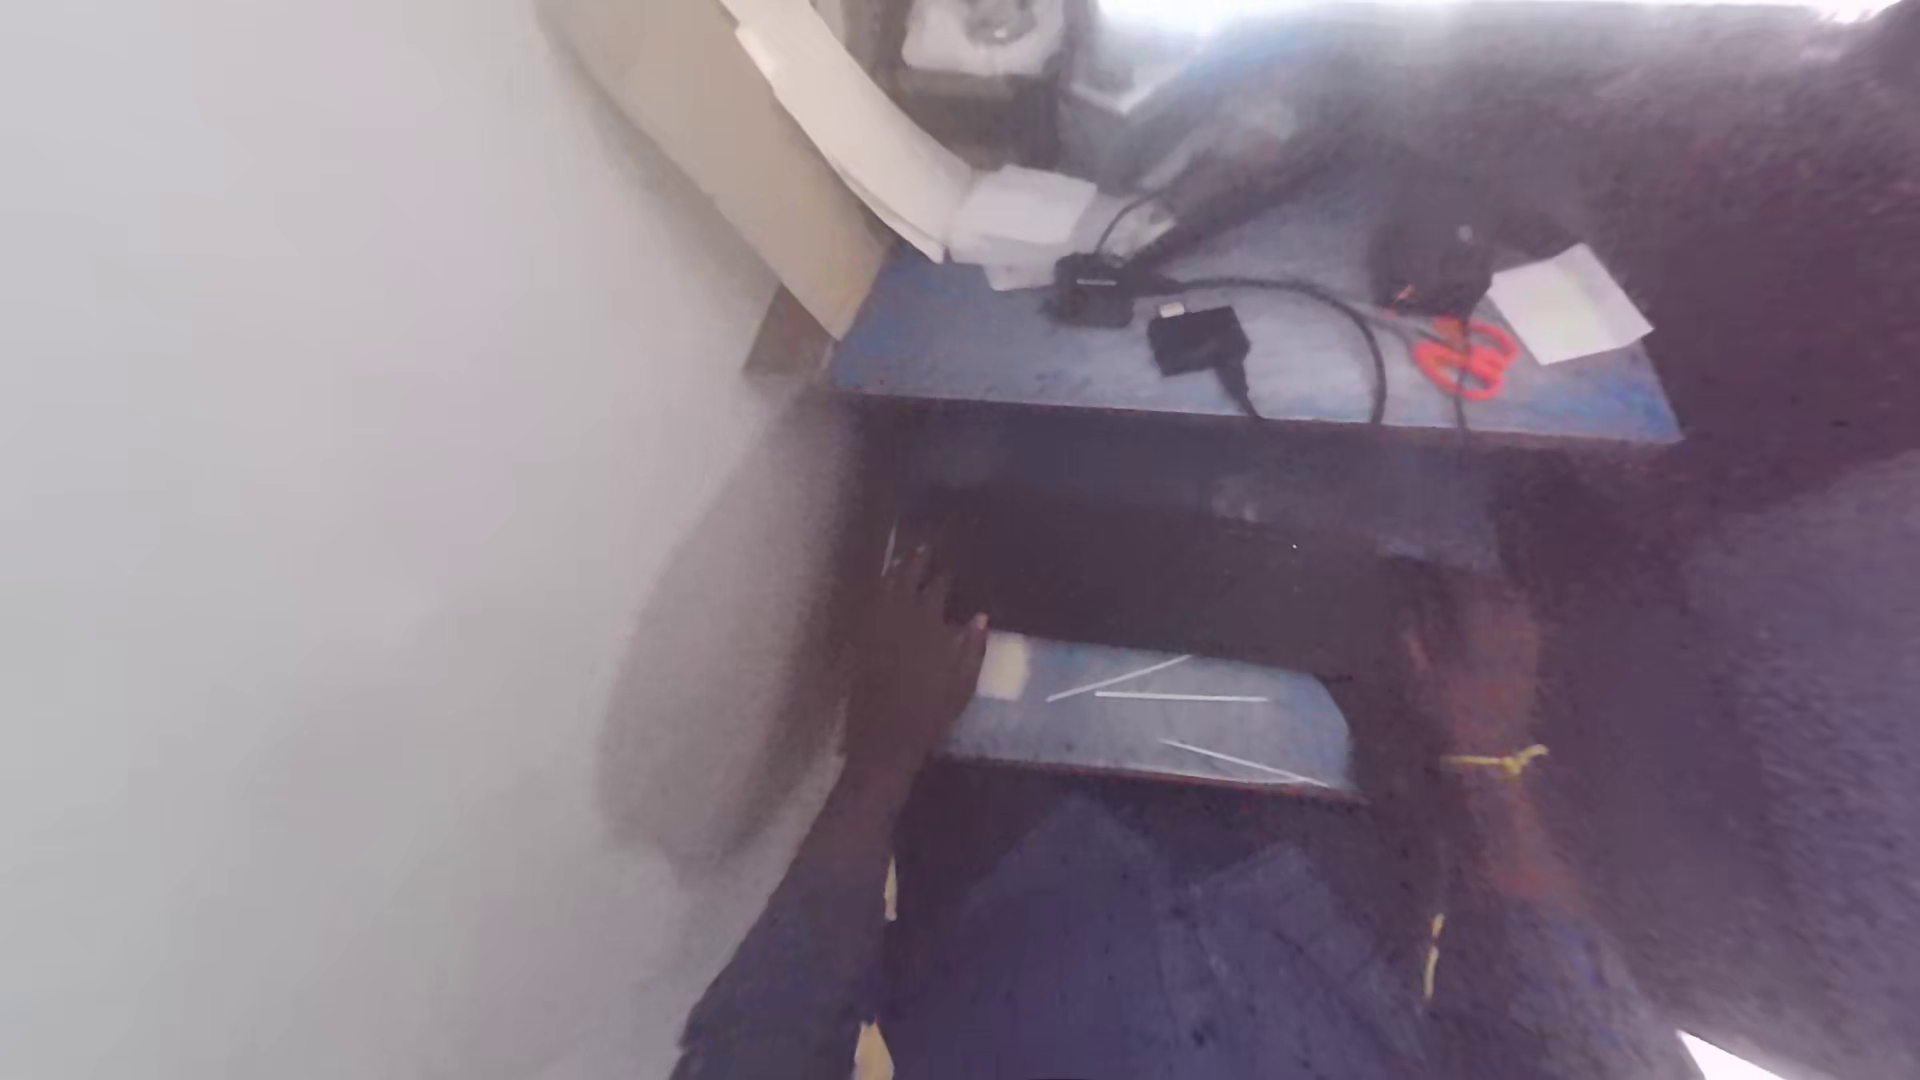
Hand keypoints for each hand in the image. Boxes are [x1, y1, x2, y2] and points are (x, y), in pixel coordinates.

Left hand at [843, 545, 988, 791]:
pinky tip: (879, 585)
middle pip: (906, 581)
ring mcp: (876, 630)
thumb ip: (973, 648)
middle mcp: (900, 622)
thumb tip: (980, 616)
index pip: (936, 590)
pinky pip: (866, 606)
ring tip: (902, 558)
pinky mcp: (860, 641)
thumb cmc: (930, 715)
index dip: (943, 577)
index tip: (949, 568)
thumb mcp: (963, 685)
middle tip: (923, 548)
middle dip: (915, 562)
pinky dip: (874, 591)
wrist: (885, 739)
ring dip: (893, 570)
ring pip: (883, 589)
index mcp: (928, 630)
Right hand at [1401, 569, 1540, 754]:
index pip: (1455, 581)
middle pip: (1486, 583)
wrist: (1483, 751)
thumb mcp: (1410, 667)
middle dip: (1456, 571)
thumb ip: (1409, 625)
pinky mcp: (1532, 654)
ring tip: (1455, 581)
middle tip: (1427, 568)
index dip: (1428, 567)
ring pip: (1509, 595)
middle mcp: (1507, 626)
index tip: (1403, 561)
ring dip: (1481, 582)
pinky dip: (1502, 600)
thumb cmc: (1439, 707)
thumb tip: (1407, 594)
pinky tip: (1485, 604)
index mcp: (1475, 627)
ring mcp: (1525, 640)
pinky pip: (1522, 614)